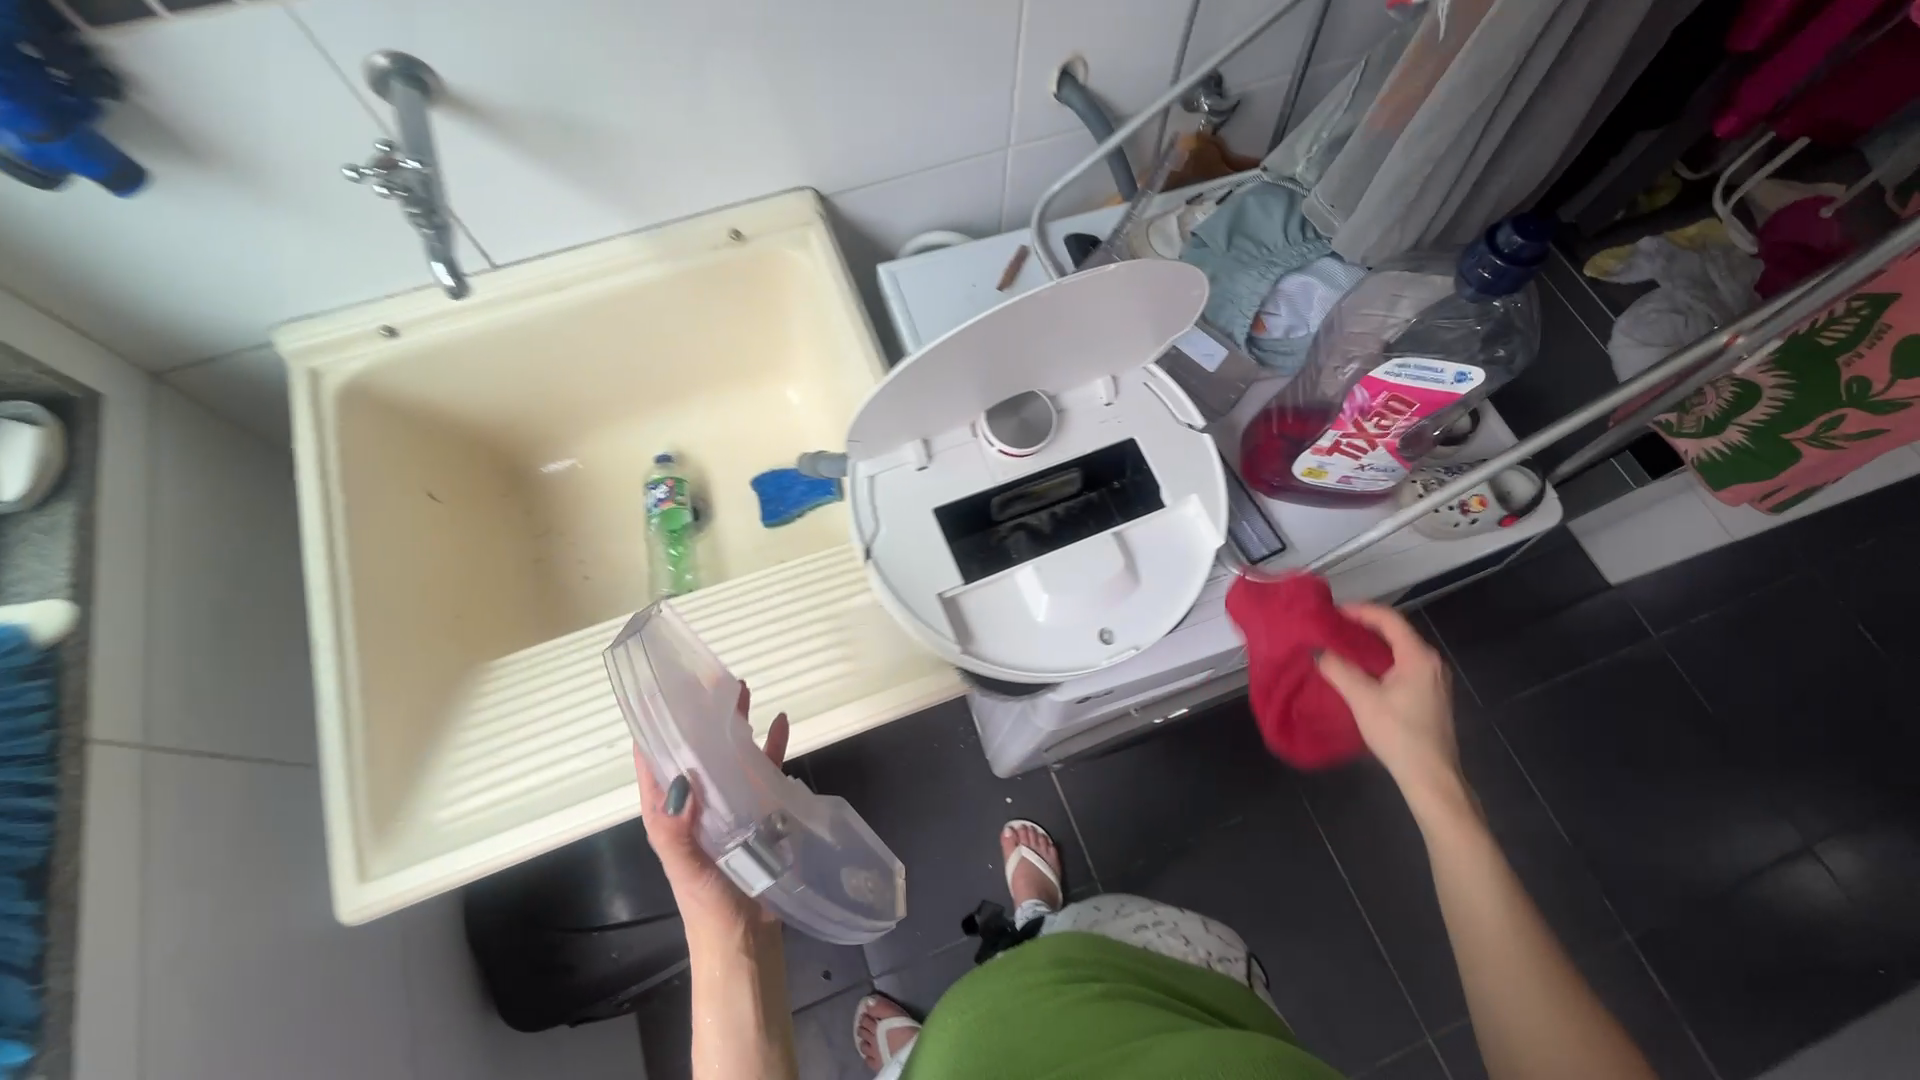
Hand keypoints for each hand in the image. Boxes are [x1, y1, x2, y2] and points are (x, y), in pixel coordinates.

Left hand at [635, 684, 789, 941]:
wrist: (746, 941)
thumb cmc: (707, 906)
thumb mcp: (686, 868)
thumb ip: (676, 830)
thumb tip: (679, 780)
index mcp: (669, 814)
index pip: (654, 762)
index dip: (653, 727)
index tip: (661, 691)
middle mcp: (698, 803)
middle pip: (695, 750)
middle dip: (699, 716)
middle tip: (710, 679)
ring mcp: (730, 806)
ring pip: (729, 755)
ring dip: (734, 725)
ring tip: (742, 690)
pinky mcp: (760, 813)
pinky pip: (765, 772)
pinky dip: (773, 747)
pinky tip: (782, 724)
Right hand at [1315, 604, 1464, 810]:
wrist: (1431, 776)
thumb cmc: (1398, 734)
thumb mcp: (1363, 700)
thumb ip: (1339, 670)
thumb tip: (1317, 651)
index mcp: (1418, 657)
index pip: (1389, 619)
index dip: (1360, 610)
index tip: (1331, 612)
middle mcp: (1431, 662)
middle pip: (1395, 632)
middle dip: (1362, 626)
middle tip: (1330, 628)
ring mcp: (1434, 679)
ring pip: (1398, 649)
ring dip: (1369, 644)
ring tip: (1339, 646)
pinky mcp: (1430, 694)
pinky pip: (1402, 665)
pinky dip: (1379, 660)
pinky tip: (1359, 670)